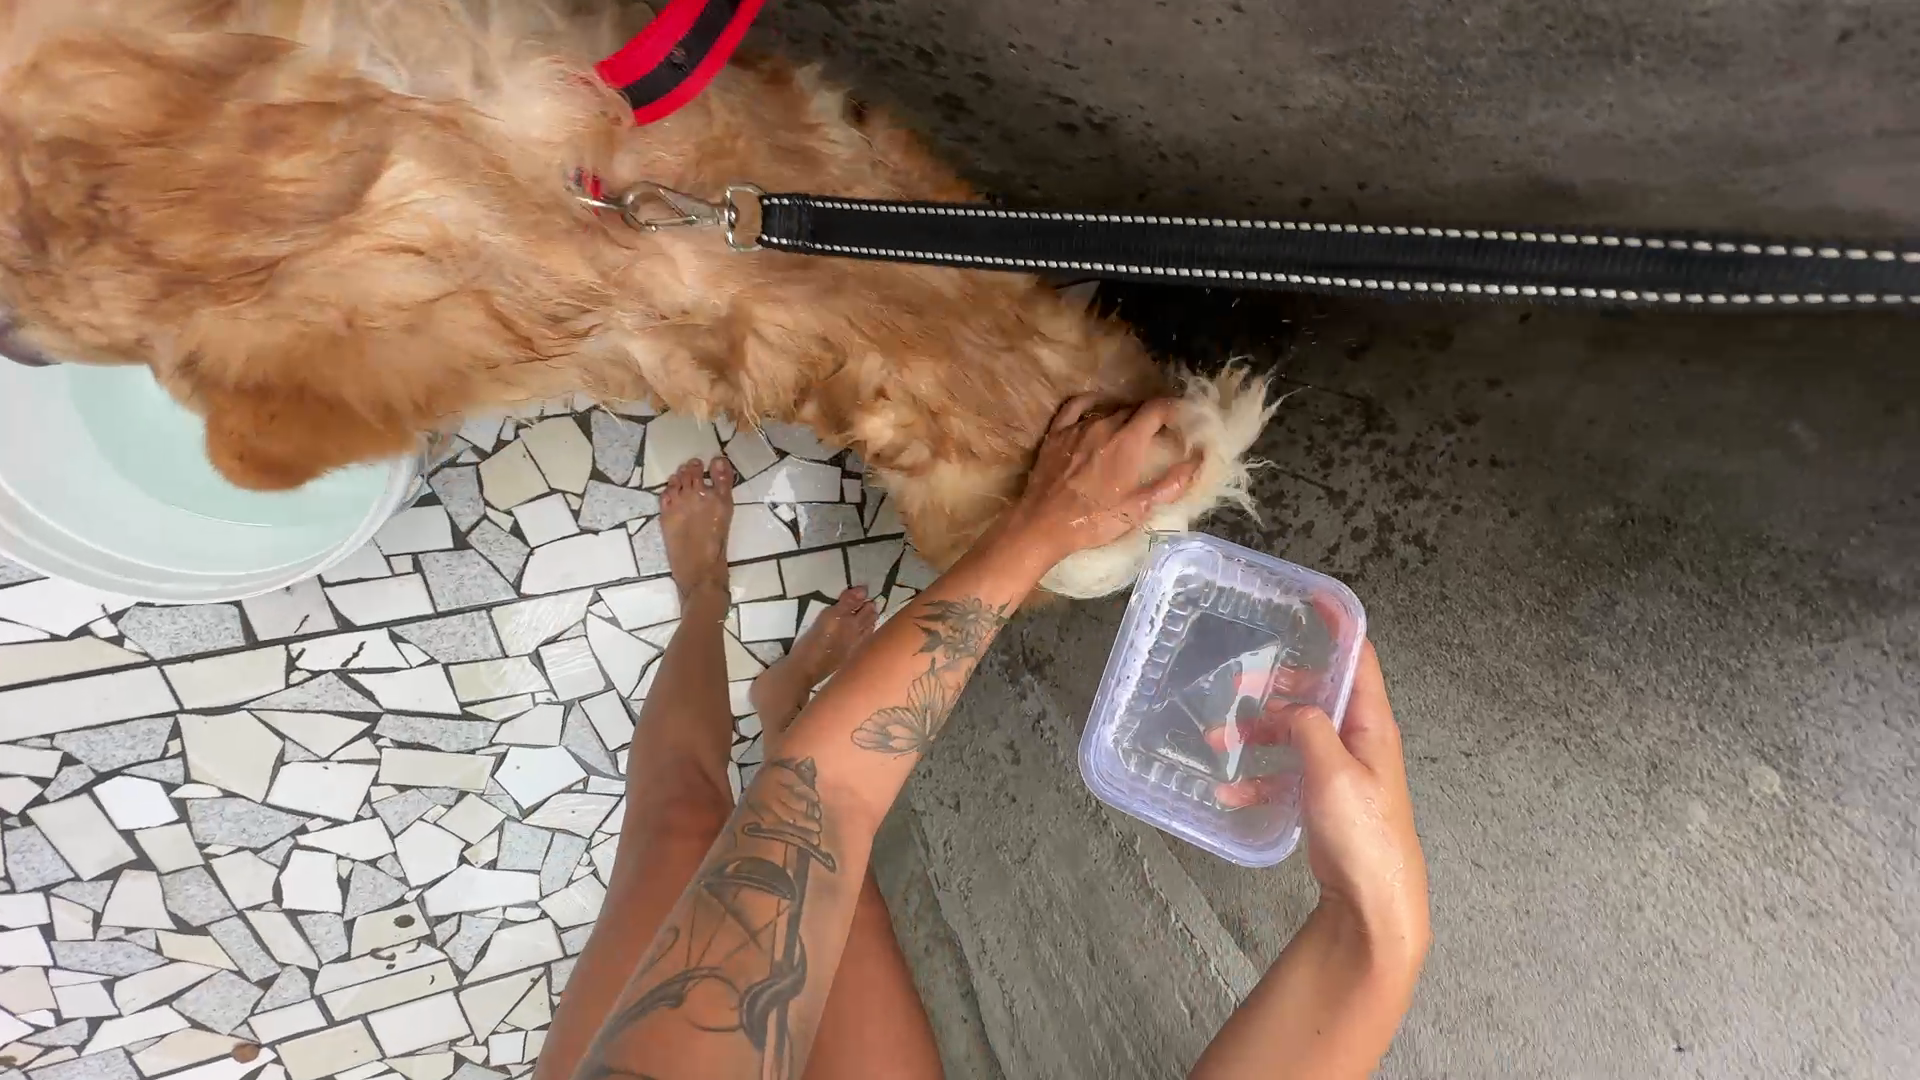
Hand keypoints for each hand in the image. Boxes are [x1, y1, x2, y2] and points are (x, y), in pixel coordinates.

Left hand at [1002, 395, 1199, 559]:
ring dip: (1124, 415)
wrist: (1043, 525)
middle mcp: (1104, 425)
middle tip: (1159, 434)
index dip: (1174, 409)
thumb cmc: (1094, 521)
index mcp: (1128, 441)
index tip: (1183, 418)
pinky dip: (1091, 402)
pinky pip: (1075, 406)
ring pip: (1108, 409)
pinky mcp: (1055, 434)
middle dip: (1151, 417)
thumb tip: (1198, 461)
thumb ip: (1172, 483)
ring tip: (1132, 429)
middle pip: (1134, 409)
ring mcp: (1077, 428)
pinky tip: (1098, 407)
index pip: (1157, 409)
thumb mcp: (1138, 508)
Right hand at [1214, 643, 1429, 956]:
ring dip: (1256, 732)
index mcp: (1370, 725)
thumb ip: (1309, 728)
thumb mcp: (1333, 772)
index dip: (1338, 626)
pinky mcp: (1321, 795)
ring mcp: (1338, 768)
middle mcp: (1356, 740)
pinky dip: (1257, 777)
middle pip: (1316, 693)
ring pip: (1293, 732)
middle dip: (1277, 684)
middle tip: (1239, 680)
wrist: (1373, 902)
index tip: (1312, 598)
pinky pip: (1284, 774)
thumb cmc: (1364, 834)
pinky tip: (1230, 791)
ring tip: (1218, 737)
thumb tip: (1290, 707)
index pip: (1359, 659)